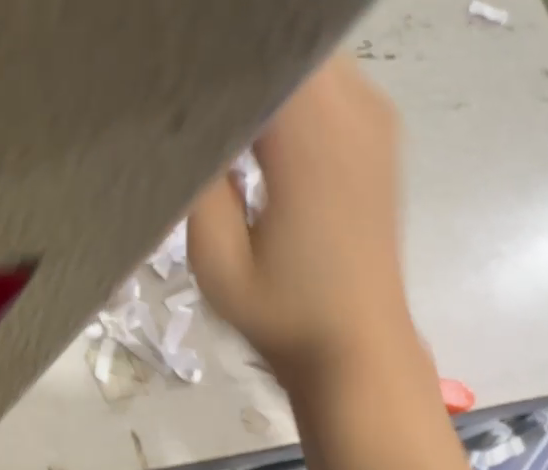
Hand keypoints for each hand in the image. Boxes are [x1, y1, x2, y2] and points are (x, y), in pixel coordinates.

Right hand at [187, 53, 427, 395]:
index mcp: (314, 144)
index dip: (218, 57)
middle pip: (295, 48)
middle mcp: (357, 116)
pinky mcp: (376, 140)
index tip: (171, 71)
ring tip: (209, 107)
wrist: (354, 343)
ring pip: (314, 65)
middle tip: (181, 89)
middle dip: (239, 62)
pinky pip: (331, 89)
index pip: (270, 59)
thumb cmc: (280, 311)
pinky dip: (289, 97)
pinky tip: (249, 129)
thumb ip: (201, 187)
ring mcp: (375, 124)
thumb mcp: (216, 259)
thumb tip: (188, 132)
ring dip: (264, 79)